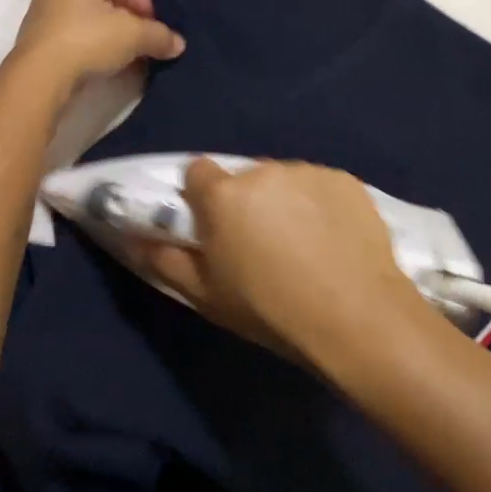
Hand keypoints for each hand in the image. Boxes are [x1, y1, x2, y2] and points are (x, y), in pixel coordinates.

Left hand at [7, 0, 184, 88]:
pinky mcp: (37, 47)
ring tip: (128, 58)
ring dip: (111, 38)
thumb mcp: (133, 36)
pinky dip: (92, 50)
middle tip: (144, 40)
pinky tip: (104, 68)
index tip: (153, 21)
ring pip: (87, 22)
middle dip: (128, 19)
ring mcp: (42, 20)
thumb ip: (159, 36)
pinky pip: (73, 41)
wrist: (40, 79)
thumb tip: (178, 44)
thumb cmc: (87, 41)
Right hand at [130, 159, 417, 356]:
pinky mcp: (345, 180)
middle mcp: (263, 171)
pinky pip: (320, 186)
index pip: (197, 172)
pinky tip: (334, 240)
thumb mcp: (207, 296)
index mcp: (223, 194)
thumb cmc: (271, 311)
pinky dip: (320, 205)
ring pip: (283, 180)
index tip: (213, 227)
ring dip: (284, 202)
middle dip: (246, 202)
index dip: (202, 198)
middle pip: (243, 177)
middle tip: (260, 245)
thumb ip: (165, 260)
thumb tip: (133, 238)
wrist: (357, 320)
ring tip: (303, 246)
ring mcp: (308, 172)